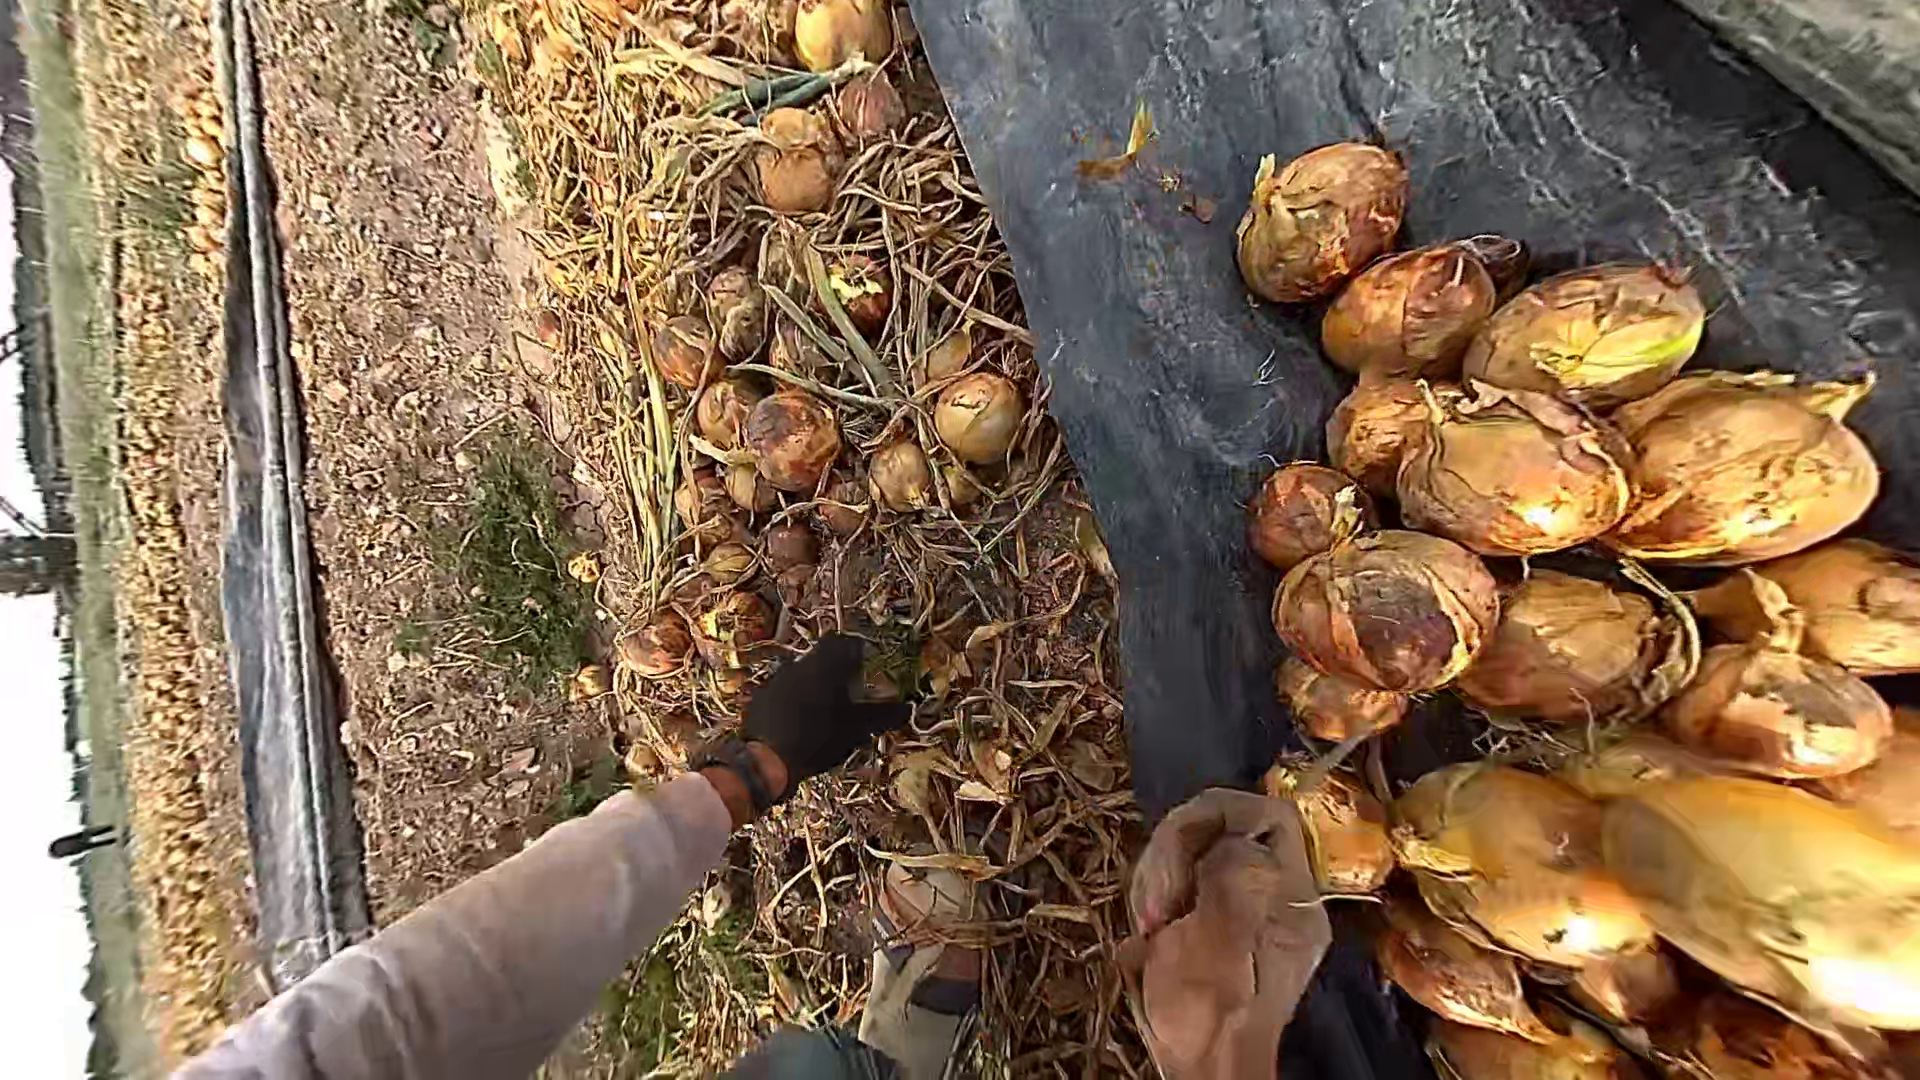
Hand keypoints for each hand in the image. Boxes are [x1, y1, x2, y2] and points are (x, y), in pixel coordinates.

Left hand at [744, 634, 908, 799]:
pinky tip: (800, 722)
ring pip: (801, 675)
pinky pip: (783, 693)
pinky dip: (794, 701)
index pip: (841, 641)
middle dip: (836, 670)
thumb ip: (883, 715)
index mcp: (825, 665)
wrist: (766, 761)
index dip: (854, 649)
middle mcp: (799, 665)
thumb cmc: (819, 736)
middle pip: (821, 658)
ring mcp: (776, 681)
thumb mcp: (857, 727)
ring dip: (814, 686)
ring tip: (826, 709)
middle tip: (850, 690)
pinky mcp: (760, 699)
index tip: (864, 664)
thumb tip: (908, 708)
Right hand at [1123, 789, 1330, 1079]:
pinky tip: (1147, 921)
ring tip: (1149, 919)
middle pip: (1220, 821)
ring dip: (1157, 870)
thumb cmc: (1206, 1014)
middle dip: (1174, 850)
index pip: (1269, 815)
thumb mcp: (1219, 950)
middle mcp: (1272, 888)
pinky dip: (1152, 883)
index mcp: (1291, 898)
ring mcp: (1240, 894)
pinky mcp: (1211, 903)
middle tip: (1156, 901)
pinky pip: (1177, 864)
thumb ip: (1233, 885)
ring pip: (1191, 840)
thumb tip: (1233, 838)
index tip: (1180, 848)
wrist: (1194, 1065)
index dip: (1221, 813)